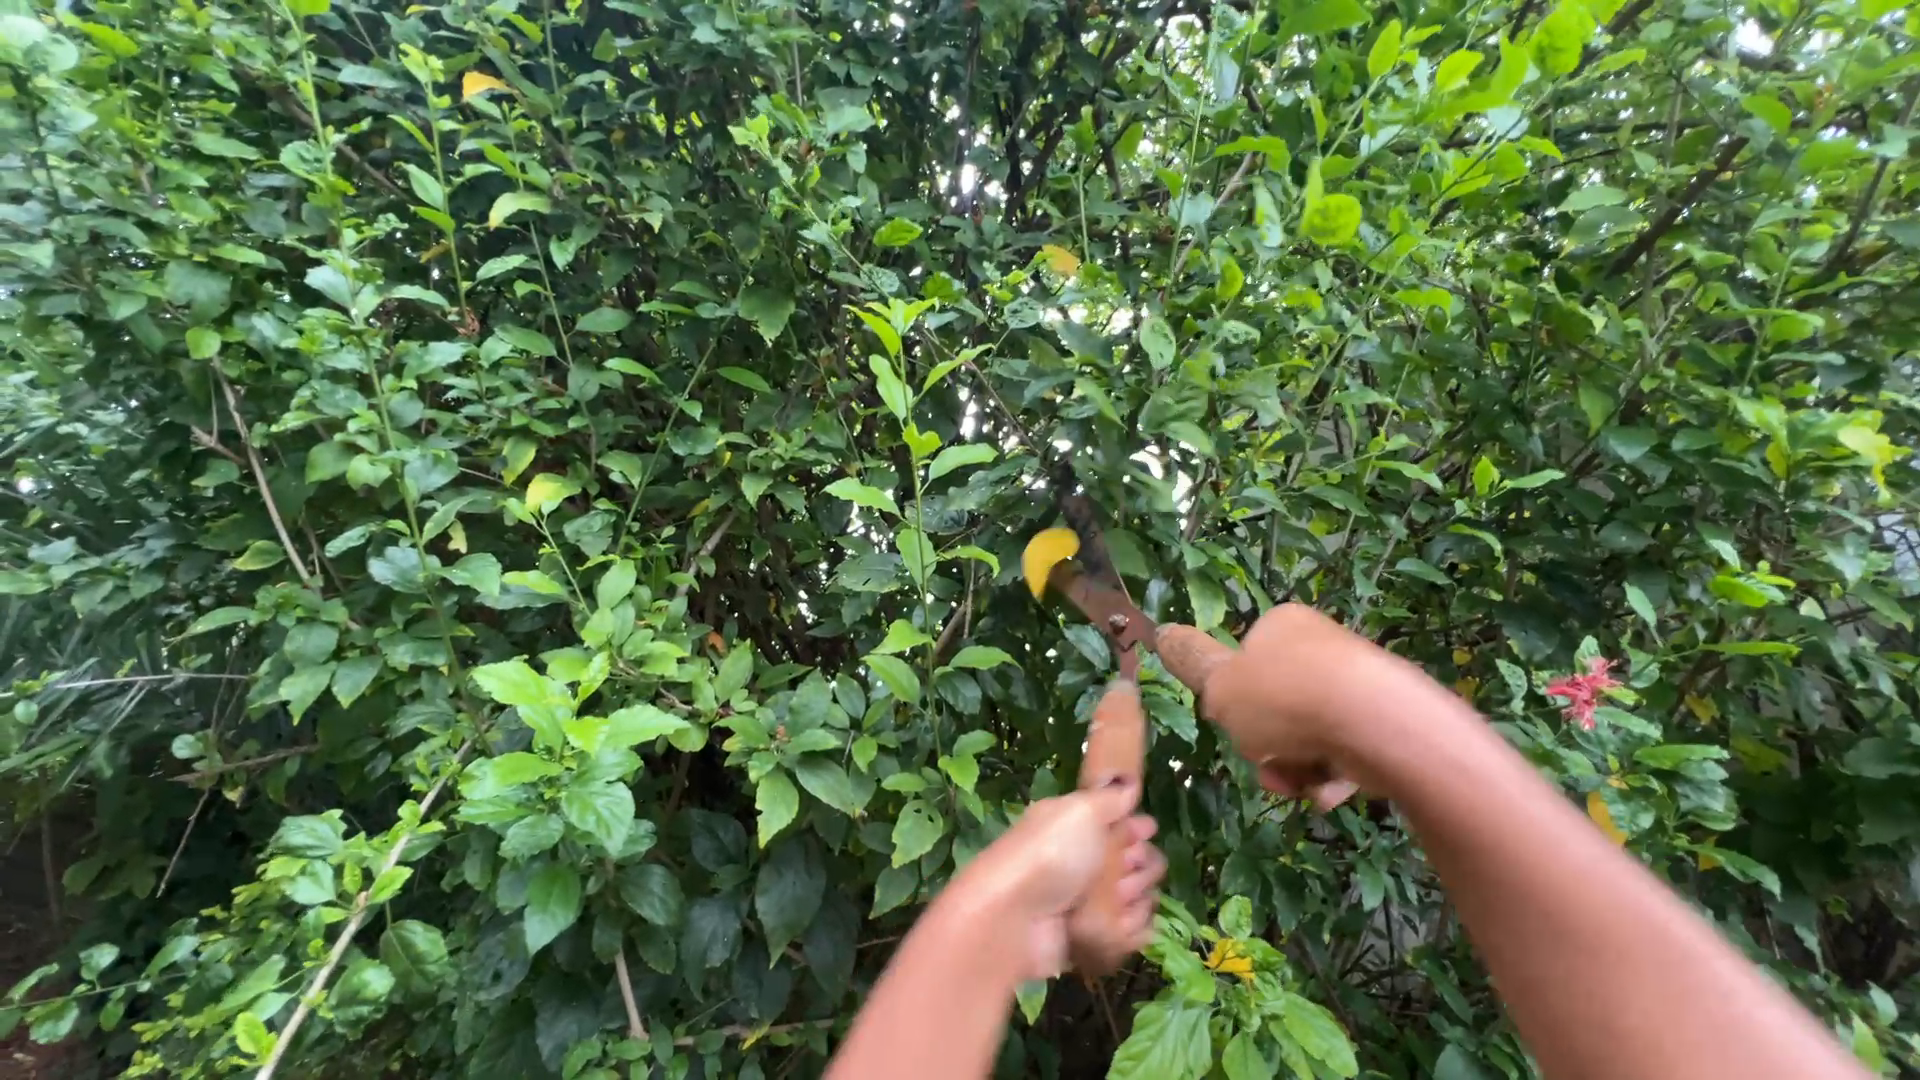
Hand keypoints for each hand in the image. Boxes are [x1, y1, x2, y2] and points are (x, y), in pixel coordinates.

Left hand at [948, 785, 1164, 980]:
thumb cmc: (1049, 854)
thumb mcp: (1079, 811)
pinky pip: (1131, 932)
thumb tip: (1128, 782)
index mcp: (1075, 828)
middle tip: (1126, 867)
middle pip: (1136, 861)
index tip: (1147, 830)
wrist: (1014, 918)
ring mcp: (1089, 903)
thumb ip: (1108, 797)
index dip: (1137, 827)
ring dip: (1137, 895)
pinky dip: (1133, 928)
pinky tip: (1123, 922)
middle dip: (1142, 862)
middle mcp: (1083, 863)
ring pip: (1139, 897)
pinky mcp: (1094, 939)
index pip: (1119, 825)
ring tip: (1118, 896)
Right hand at [1200, 603, 1388, 806]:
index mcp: (1281, 625)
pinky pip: (1344, 751)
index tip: (1232, 721)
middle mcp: (1321, 646)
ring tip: (1295, 782)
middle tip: (1262, 761)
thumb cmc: (1283, 697)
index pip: (1246, 659)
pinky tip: (1326, 789)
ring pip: (1307, 734)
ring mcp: (1357, 684)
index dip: (1235, 696)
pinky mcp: (1387, 721)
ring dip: (1292, 766)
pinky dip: (1330, 775)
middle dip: (1264, 743)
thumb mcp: (1219, 688)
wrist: (1375, 724)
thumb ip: (1193, 667)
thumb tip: (1164, 633)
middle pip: (1275, 705)